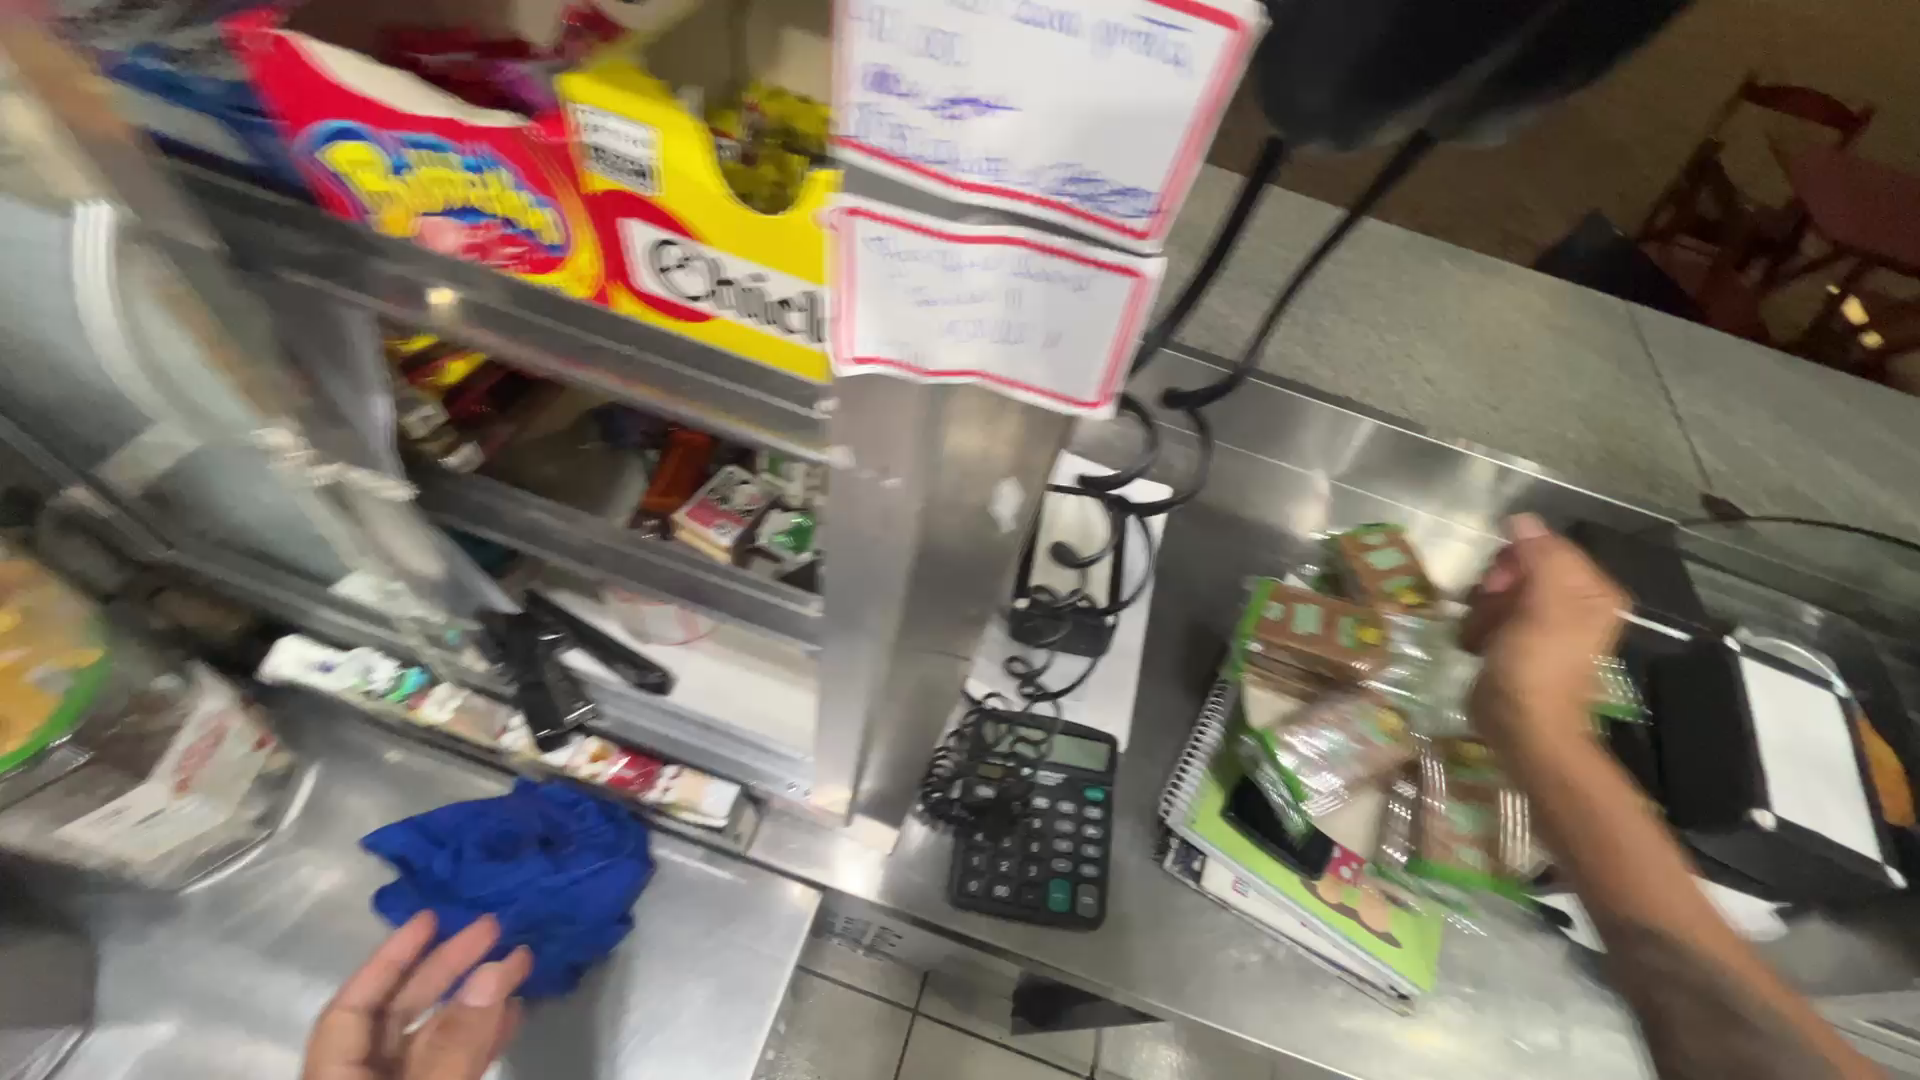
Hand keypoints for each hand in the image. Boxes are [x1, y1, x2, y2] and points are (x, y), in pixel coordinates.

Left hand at [304, 912, 532, 1079]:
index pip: (351, 1009)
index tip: (433, 917)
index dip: (389, 960)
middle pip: (396, 1016)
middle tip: (495, 929)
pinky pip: (450, 1067)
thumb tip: (493, 970)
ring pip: (431, 1039)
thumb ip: (454, 1042)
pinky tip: (514, 1012)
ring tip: (519, 963)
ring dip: (477, 1000)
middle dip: (447, 969)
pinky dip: (480, 1038)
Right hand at [1460, 514, 1627, 752]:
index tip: (1496, 584)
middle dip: (1494, 588)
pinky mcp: (1517, 643)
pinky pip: (1490, 616)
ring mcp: (1544, 625)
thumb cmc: (1536, 667)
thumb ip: (1540, 559)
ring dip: (1482, 610)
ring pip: (1499, 592)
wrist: (1522, 727)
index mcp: (1591, 592)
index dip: (1513, 560)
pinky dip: (1478, 628)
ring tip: (1481, 637)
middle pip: (1518, 569)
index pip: (1544, 547)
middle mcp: (1573, 603)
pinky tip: (1478, 646)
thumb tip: (1522, 519)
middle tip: (1488, 611)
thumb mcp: (1543, 607)